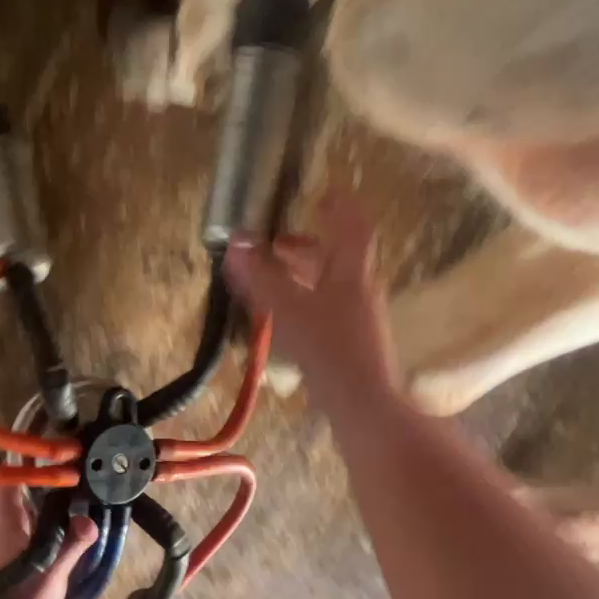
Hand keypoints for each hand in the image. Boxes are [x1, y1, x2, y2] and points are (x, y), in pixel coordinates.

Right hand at [224, 194, 400, 420]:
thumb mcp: (288, 310)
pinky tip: (282, 319)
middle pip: (337, 257)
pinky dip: (303, 302)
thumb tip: (236, 242)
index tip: (320, 194)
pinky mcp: (350, 343)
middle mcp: (360, 289)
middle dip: (306, 246)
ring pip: (330, 285)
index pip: (352, 226)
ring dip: (302, 276)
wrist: (362, 403)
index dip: (338, 207)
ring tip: (270, 280)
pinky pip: (325, 310)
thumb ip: (260, 277)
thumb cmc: (329, 350)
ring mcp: (358, 318)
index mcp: (351, 272)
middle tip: (276, 243)